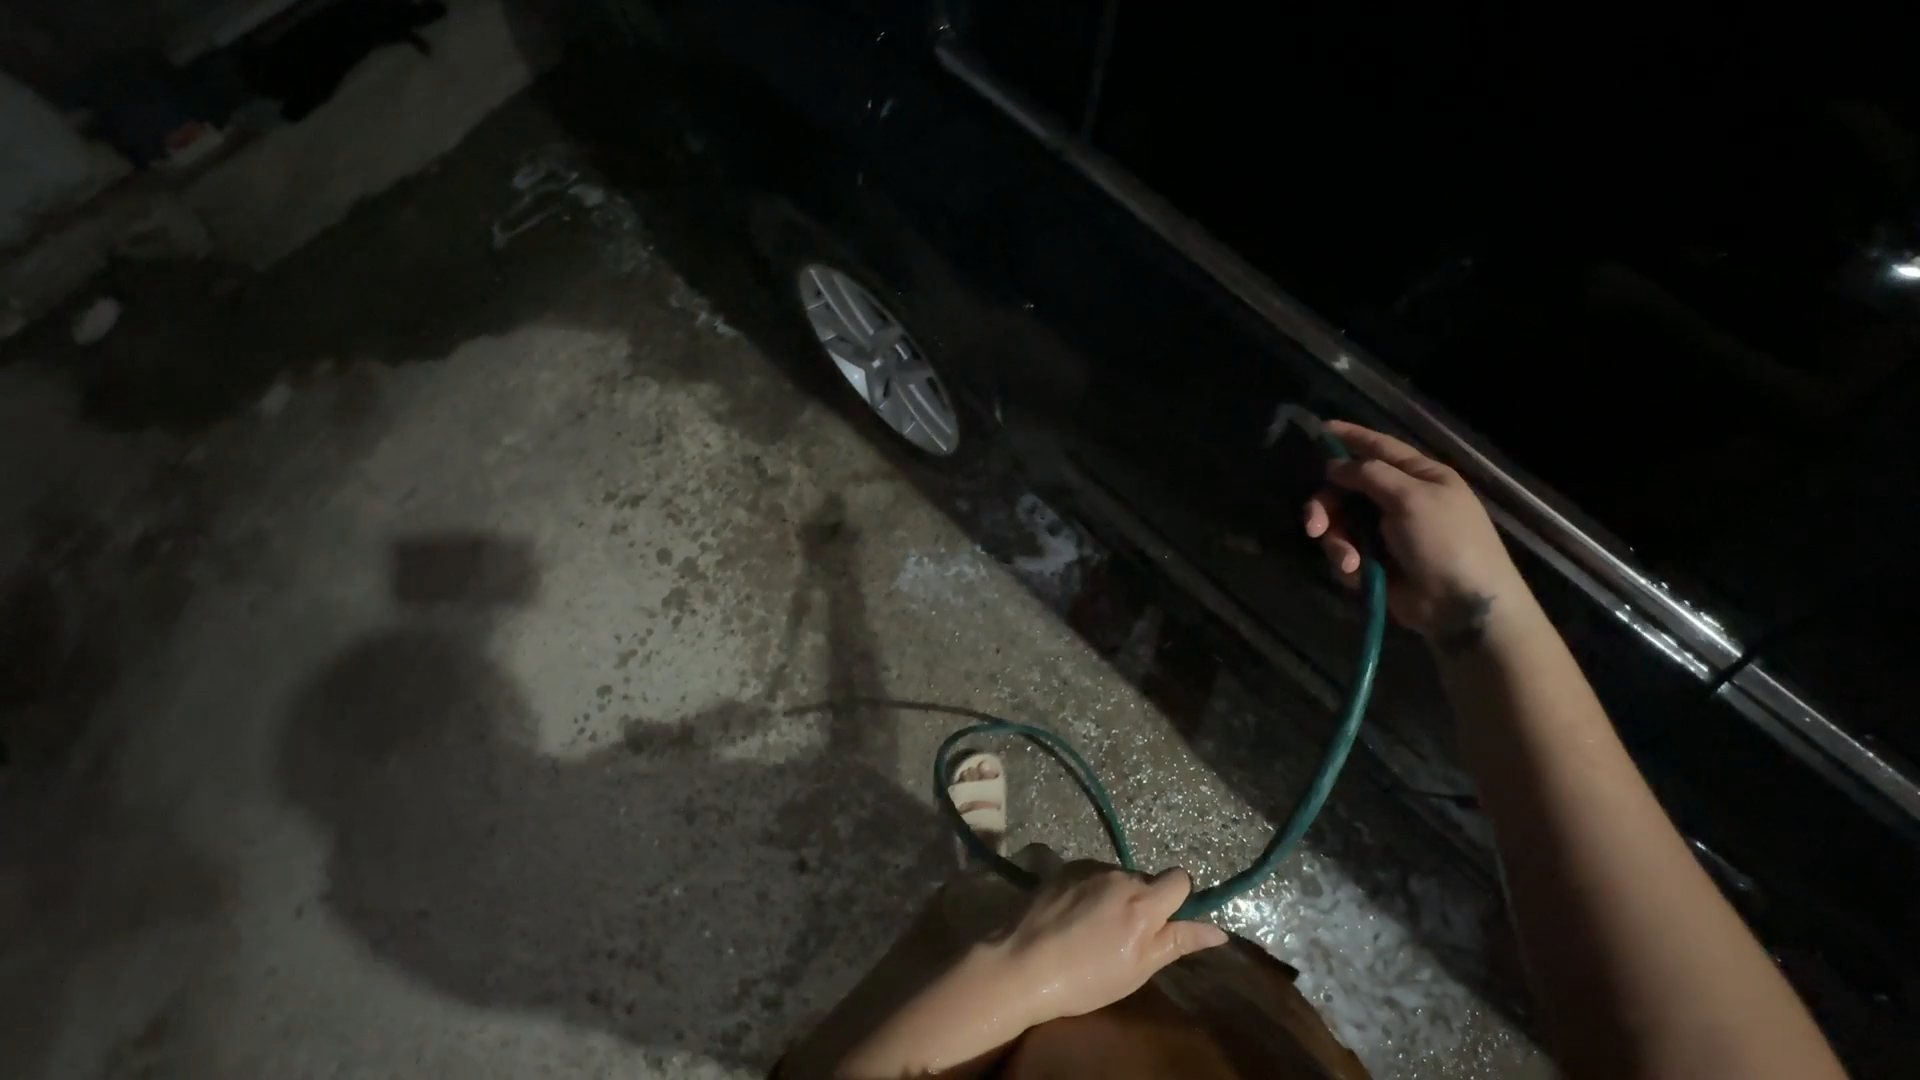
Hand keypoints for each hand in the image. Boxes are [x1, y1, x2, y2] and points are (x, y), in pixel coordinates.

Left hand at [989, 862, 1227, 1027]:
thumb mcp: (1139, 968)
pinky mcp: (1064, 867)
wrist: (1024, 964)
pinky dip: (1091, 890)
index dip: (1177, 898)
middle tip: (1124, 936)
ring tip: (1094, 928)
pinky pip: (1091, 874)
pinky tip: (1074, 916)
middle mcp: (1119, 875)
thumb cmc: (1087, 978)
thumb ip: (1178, 942)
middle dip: (1143, 901)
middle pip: (1145, 879)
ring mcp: (1088, 868)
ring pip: (1117, 877)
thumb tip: (1218, 931)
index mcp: (1143, 902)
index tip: (1163, 922)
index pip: (1180, 878)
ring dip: (1115, 896)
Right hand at [1303, 420, 1528, 644]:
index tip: (1319, 430)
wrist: (1461, 605)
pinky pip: (1344, 552)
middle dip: (1326, 506)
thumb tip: (1335, 465)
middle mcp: (1399, 499)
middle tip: (1313, 525)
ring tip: (1348, 561)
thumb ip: (1369, 474)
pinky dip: (1346, 562)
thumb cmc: (1445, 541)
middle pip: (1346, 489)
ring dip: (1337, 541)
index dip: (1350, 438)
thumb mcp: (1411, 498)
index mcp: (1418, 476)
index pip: (1379, 447)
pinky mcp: (1375, 562)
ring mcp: (1386, 532)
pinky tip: (1359, 574)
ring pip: (1339, 524)